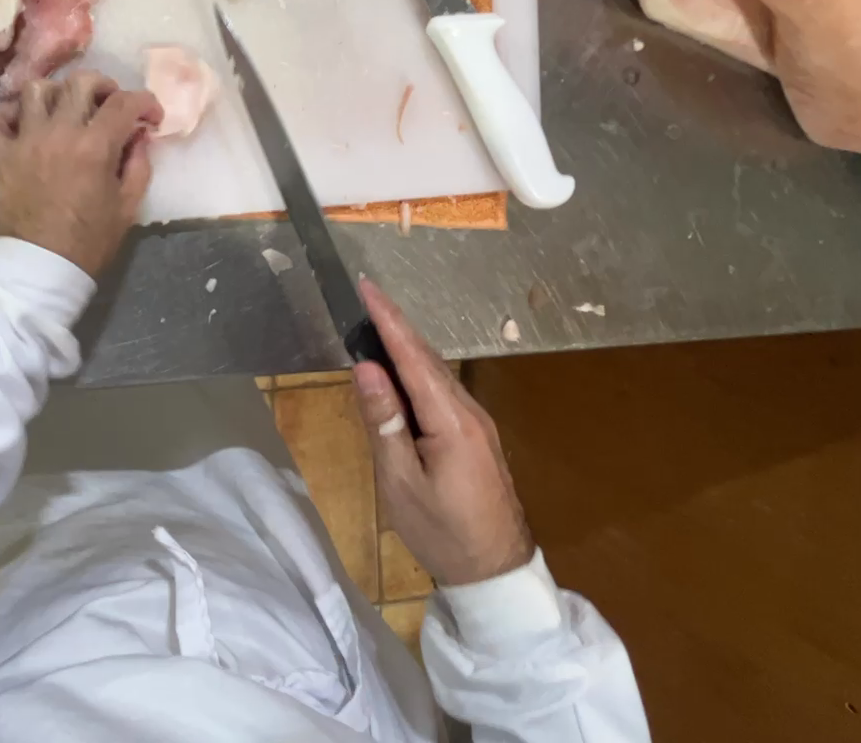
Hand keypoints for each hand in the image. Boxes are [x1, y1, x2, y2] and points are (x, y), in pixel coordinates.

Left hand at [0, 71, 162, 277]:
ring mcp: (25, 141)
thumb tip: (139, 136)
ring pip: (35, 89)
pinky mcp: (1, 156)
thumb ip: (138, 164)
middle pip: (80, 82)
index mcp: (94, 147)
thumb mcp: (128, 206)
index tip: (151, 117)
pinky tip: (22, 124)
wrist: (43, 269)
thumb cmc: (90, 242)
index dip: (145, 102)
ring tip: (65, 109)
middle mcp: (59, 133)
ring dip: (56, 92)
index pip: (124, 103)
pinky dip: (6, 115)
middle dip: (103, 86)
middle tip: (109, 105)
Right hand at [351, 279, 534, 586]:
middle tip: (365, 295)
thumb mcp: (399, 481)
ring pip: (437, 371)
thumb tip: (366, 368)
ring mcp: (477, 422)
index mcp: (450, 420)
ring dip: (406, 344)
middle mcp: (469, 411)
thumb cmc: (440, 530)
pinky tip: (401, 367)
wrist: (495, 573)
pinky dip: (417, 368)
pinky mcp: (475, 435)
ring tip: (376, 321)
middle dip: (396, 323)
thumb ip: (383, 421)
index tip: (366, 286)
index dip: (388, 319)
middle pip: (428, 357)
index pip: (413, 357)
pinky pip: (442, 388)